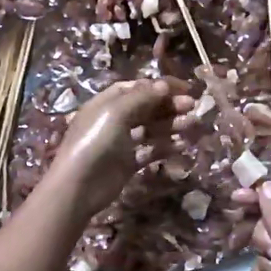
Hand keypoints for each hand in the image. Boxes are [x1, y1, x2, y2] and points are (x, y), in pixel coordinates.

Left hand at [44, 78, 190, 216]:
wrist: (78, 186)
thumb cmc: (95, 142)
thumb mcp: (116, 112)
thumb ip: (141, 97)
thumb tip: (163, 85)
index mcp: (106, 103)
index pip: (136, 88)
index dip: (159, 86)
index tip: (184, 87)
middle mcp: (113, 120)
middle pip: (145, 108)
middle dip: (168, 105)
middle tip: (192, 106)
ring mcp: (120, 143)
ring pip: (150, 129)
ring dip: (171, 125)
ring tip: (191, 124)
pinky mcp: (126, 164)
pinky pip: (149, 151)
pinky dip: (165, 147)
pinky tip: (182, 145)